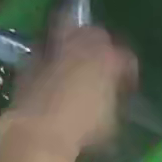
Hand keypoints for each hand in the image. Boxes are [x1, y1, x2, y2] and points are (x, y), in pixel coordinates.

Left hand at [0, 24, 137, 159]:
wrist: (40, 130)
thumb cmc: (84, 129)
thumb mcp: (113, 120)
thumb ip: (115, 101)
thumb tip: (112, 99)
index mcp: (110, 59)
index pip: (127, 58)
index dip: (129, 74)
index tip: (127, 89)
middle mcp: (84, 43)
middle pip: (99, 35)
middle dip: (103, 49)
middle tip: (102, 69)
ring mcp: (56, 46)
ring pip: (70, 31)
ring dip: (76, 44)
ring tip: (77, 64)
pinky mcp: (32, 57)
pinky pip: (49, 50)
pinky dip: (54, 58)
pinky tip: (55, 75)